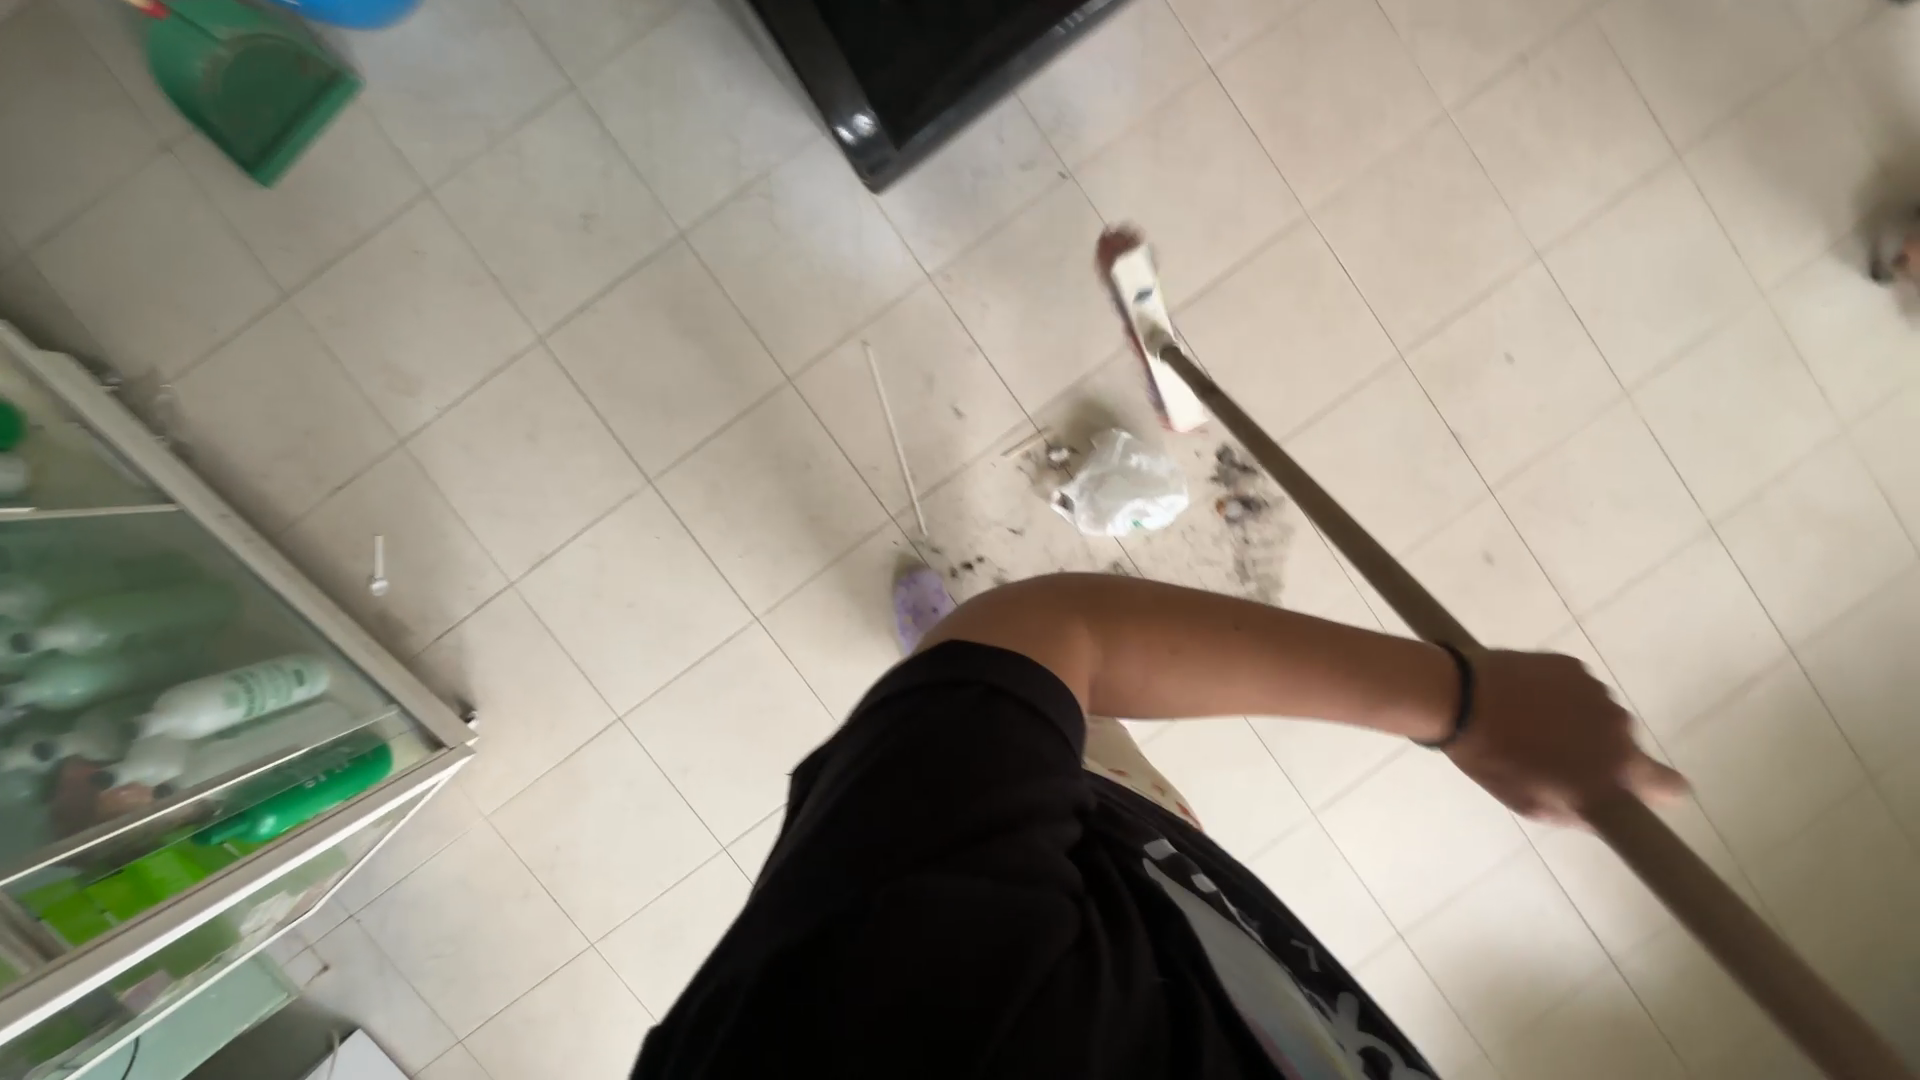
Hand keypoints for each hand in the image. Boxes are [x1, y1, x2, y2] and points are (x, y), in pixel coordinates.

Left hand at [1443, 650, 1687, 825]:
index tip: (1625, 786)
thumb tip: (1601, 813)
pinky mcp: (1571, 664)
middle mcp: (1620, 726)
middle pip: (1625, 746)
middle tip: (1550, 749)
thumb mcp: (1531, 804)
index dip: (1651, 788)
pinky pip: (1575, 686)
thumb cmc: (1491, 758)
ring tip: (1528, 720)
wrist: (1456, 697)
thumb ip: (1579, 814)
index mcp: (1617, 766)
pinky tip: (1523, 695)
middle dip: (1597, 750)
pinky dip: (1557, 692)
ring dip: (1575, 719)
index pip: (1670, 785)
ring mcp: (1596, 691)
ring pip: (1598, 713)